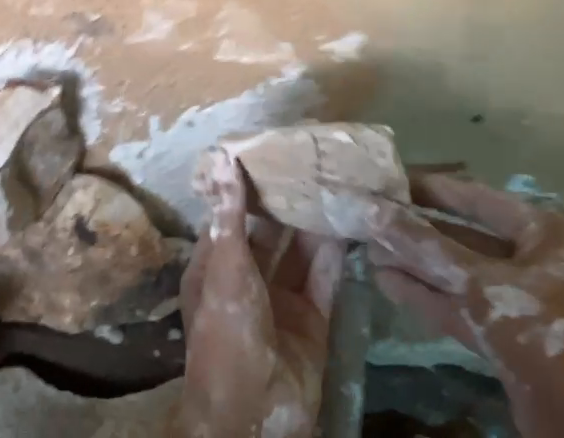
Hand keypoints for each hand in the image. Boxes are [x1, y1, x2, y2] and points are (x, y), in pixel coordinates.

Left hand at [179, 150, 344, 437]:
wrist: (255, 410)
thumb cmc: (227, 330)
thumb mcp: (225, 265)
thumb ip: (231, 213)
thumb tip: (221, 156)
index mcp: (214, 269)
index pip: (230, 218)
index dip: (247, 188)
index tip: (270, 152)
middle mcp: (247, 282)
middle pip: (269, 235)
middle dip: (286, 204)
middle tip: (312, 162)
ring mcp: (281, 302)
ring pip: (299, 255)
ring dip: (314, 225)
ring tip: (335, 184)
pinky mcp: (312, 320)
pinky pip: (324, 279)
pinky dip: (335, 254)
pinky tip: (349, 222)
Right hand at [336, 174, 563, 432]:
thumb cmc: (542, 330)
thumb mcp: (480, 283)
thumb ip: (425, 247)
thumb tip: (373, 210)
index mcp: (544, 233)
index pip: (478, 199)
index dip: (433, 190)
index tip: (390, 181)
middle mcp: (535, 260)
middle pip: (466, 237)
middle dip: (419, 232)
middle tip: (373, 218)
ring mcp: (522, 301)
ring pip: (460, 275)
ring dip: (418, 265)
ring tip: (370, 250)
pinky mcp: (508, 336)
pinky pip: (462, 305)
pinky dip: (428, 295)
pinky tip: (387, 282)